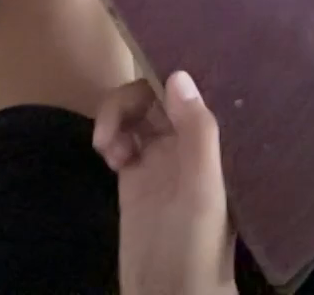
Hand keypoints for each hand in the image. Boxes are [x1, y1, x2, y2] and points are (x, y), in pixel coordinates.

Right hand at [92, 71, 237, 294]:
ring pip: (134, 113)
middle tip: (110, 126)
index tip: (136, 69)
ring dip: (115, 117)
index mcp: (208, 140)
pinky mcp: (134, 176)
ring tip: (105, 145)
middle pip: (152, 96)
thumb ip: (197, 132)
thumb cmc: (196, 245)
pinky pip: (121, 137)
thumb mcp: (203, 188)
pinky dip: (111, 137)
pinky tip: (108, 156)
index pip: (184, 90)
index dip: (162, 75)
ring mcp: (158, 158)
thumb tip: (178, 74)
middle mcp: (185, 142)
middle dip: (127, 101)